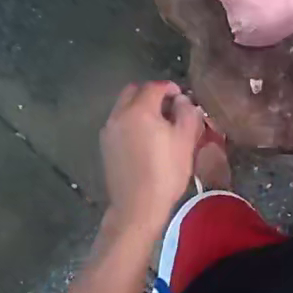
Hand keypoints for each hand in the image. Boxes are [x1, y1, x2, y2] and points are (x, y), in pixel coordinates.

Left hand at [100, 81, 203, 230]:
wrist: (138, 206)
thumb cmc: (167, 171)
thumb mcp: (186, 140)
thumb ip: (186, 113)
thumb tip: (181, 101)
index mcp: (139, 111)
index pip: (154, 87)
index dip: (171, 88)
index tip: (184, 97)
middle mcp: (118, 116)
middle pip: (133, 92)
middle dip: (152, 94)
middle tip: (171, 107)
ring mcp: (109, 131)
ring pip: (124, 107)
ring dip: (141, 107)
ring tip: (160, 124)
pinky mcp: (106, 146)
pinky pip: (120, 122)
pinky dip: (133, 121)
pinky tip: (147, 138)